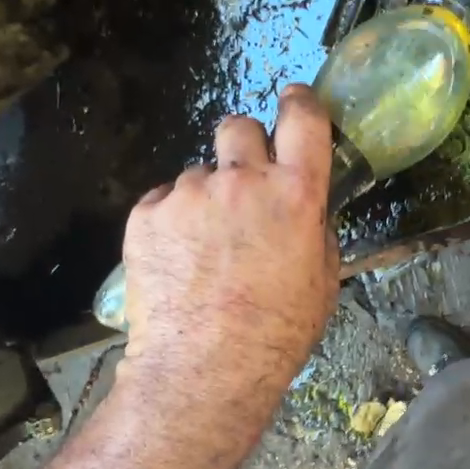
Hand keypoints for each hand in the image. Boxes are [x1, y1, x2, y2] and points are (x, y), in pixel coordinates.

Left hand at [120, 85, 338, 395]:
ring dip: (205, 197)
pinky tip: (178, 260)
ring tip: (203, 248)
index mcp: (295, 194)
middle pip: (238, 126)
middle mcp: (242, 181)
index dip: (300, 102)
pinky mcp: (146, 214)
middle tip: (242, 184)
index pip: (303, 119)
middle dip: (242, 147)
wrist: (205, 368)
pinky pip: (164, 201)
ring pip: (198, 174)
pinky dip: (173, 221)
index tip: (294, 100)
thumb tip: (306, 213)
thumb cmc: (277, 333)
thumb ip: (315, 231)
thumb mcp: (323, 282)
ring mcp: (189, 194)